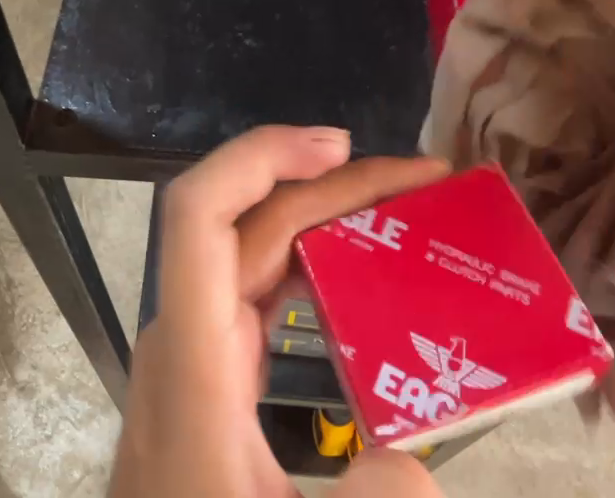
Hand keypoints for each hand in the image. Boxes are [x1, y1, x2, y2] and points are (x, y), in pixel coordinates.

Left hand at [109, 126, 449, 497]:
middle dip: (333, 185)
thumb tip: (416, 467)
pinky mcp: (217, 366)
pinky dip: (315, 261)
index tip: (337, 148)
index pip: (200, 214)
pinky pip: (264, 288)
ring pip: (259, 248)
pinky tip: (364, 270)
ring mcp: (201, 345)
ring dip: (328, 215)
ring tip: (404, 209)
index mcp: (193, 357)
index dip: (259, 158)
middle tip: (422, 179)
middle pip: (251, 221)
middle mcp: (191, 331)